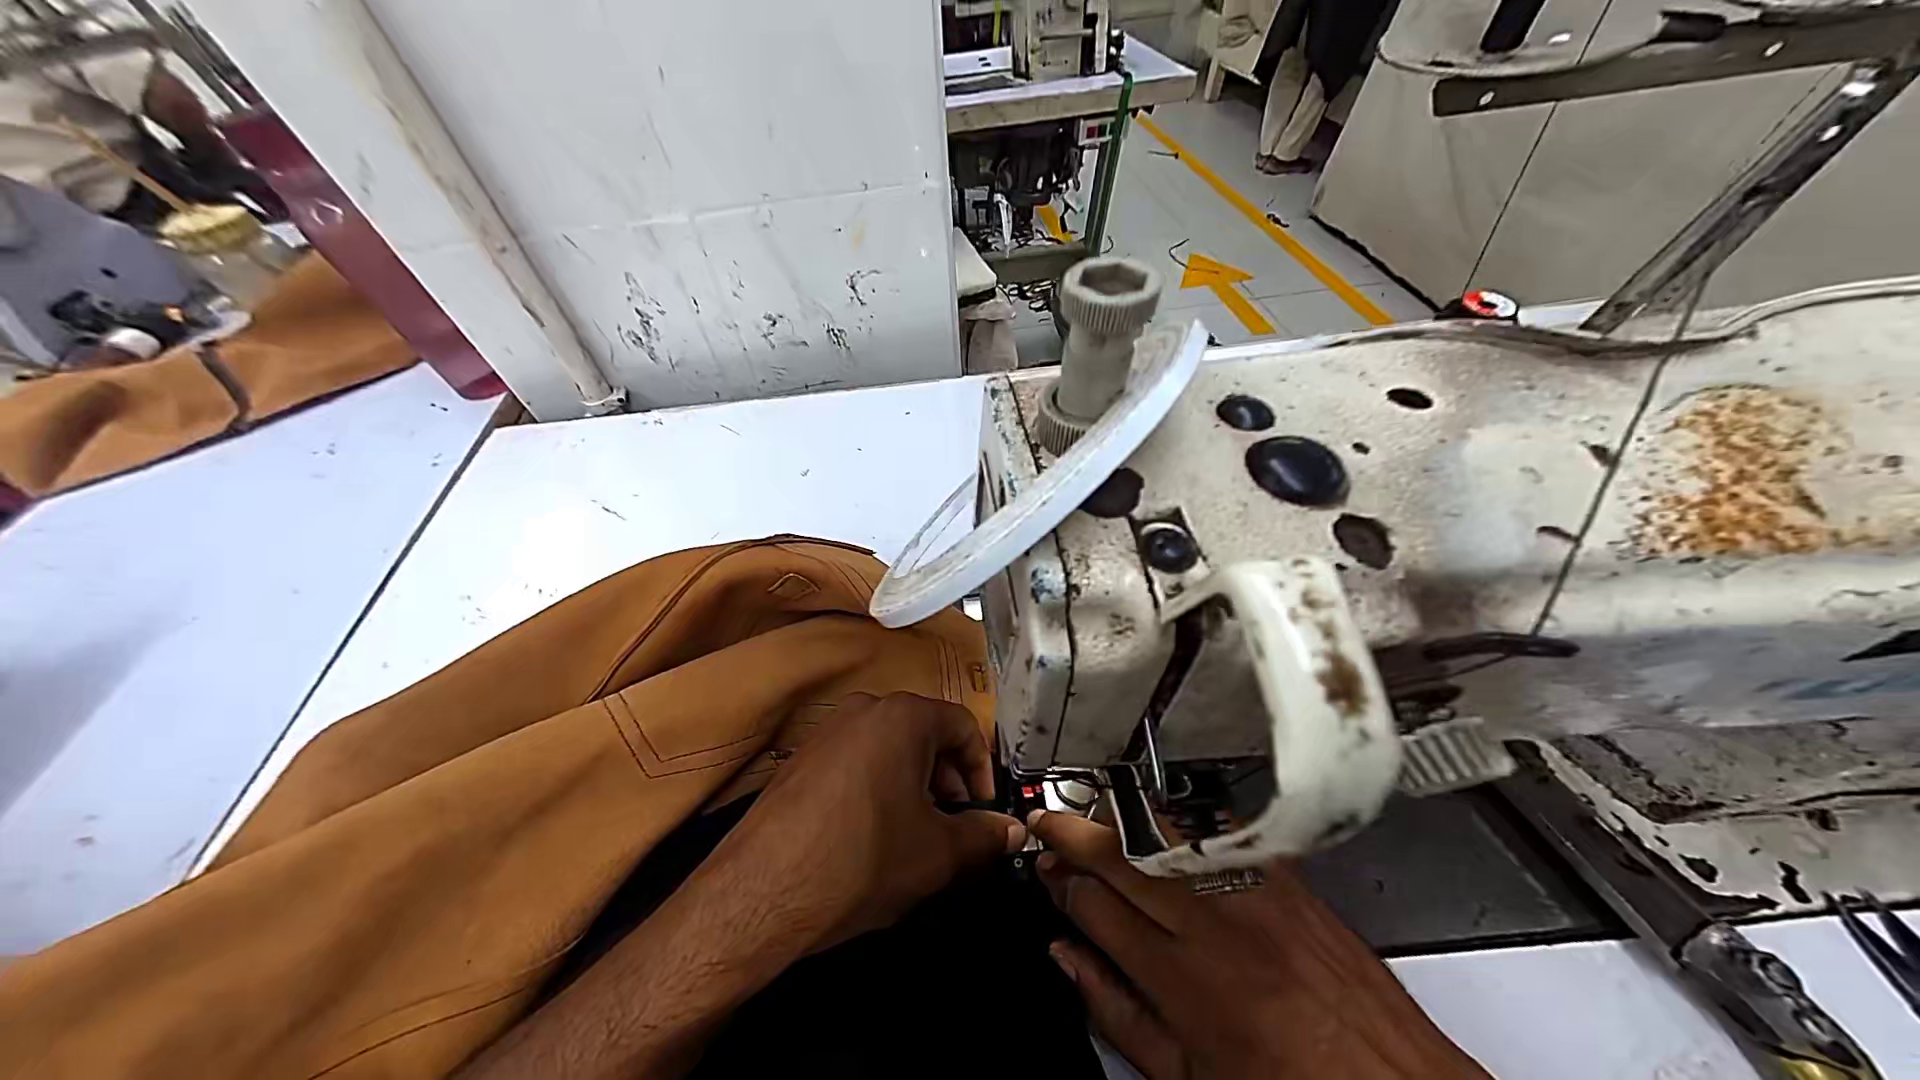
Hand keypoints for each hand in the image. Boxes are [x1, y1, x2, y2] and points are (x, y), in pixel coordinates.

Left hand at [702, 692, 1025, 952]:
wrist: (762, 892)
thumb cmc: (859, 860)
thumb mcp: (938, 853)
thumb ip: (984, 836)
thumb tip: (1007, 831)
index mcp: (903, 717)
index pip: (964, 726)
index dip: (982, 770)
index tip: (984, 807)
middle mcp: (863, 711)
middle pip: (925, 734)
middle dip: (948, 779)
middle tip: (956, 823)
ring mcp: (827, 733)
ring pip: (889, 748)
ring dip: (914, 785)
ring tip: (916, 835)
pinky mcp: (800, 760)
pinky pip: (855, 761)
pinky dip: (877, 788)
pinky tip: (872, 836)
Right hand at [1030, 810, 1486, 1079]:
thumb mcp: (1187, 1077)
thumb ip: (1115, 1010)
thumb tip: (1067, 958)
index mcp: (1184, 979)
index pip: (1095, 904)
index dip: (1059, 884)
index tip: (1046, 875)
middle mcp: (1214, 922)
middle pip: (1119, 853)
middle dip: (1071, 830)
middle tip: (1047, 825)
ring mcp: (1250, 889)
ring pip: (1160, 830)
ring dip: (1114, 818)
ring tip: (1089, 820)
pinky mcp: (1281, 873)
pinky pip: (1211, 831)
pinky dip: (1174, 825)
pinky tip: (1157, 830)